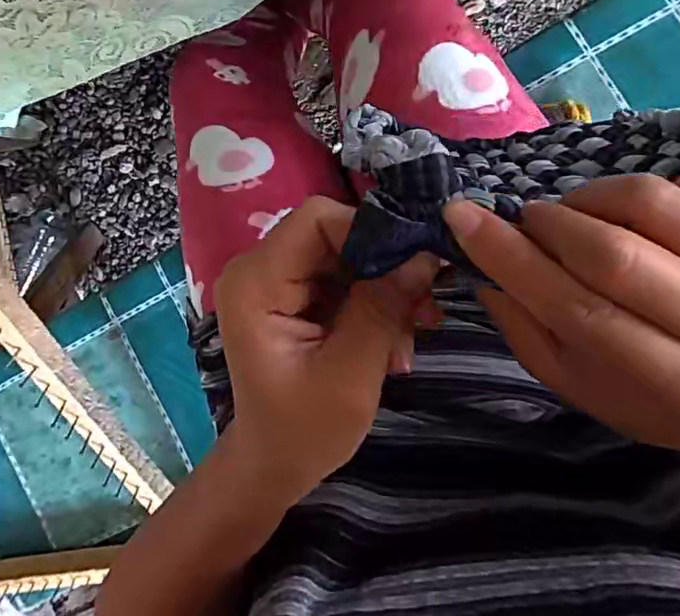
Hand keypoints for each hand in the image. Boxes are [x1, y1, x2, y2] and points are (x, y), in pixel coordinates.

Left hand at [214, 196, 437, 497]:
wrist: (273, 460)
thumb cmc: (303, 429)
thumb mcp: (350, 376)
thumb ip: (381, 310)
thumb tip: (423, 257)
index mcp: (255, 281)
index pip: (313, 220)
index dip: (367, 231)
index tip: (414, 267)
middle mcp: (256, 267)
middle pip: (330, 234)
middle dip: (382, 267)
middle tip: (424, 313)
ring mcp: (271, 278)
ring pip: (341, 254)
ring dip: (382, 290)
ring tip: (405, 343)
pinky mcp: (288, 292)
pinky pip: (337, 276)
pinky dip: (369, 301)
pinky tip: (390, 343)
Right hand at [443, 142, 679, 451]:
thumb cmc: (638, 392)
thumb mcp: (567, 377)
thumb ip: (521, 318)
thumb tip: (476, 245)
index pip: (582, 312)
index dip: (509, 259)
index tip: (460, 217)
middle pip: (620, 257)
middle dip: (549, 228)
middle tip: (527, 223)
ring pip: (660, 206)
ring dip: (595, 198)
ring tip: (578, 212)